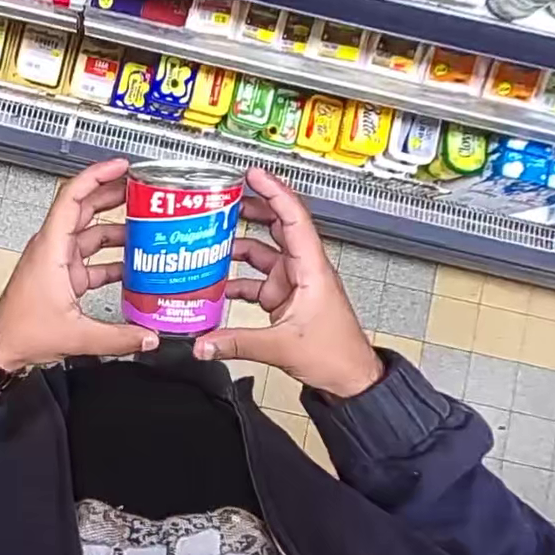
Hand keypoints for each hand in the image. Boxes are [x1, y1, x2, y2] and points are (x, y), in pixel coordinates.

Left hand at [0, 158, 158, 376]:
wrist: (1, 347)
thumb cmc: (20, 331)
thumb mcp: (77, 335)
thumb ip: (120, 338)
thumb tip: (149, 337)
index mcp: (51, 249)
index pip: (73, 196)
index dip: (97, 175)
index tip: (120, 167)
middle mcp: (53, 248)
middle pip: (84, 207)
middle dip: (113, 194)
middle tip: (139, 189)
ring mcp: (58, 261)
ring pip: (90, 232)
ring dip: (116, 226)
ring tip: (143, 225)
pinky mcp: (62, 276)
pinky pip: (91, 257)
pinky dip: (111, 257)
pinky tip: (132, 264)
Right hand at [191, 168, 383, 398]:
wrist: (351, 378)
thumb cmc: (337, 355)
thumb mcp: (281, 347)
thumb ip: (236, 343)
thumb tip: (203, 342)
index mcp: (311, 269)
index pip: (293, 218)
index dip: (273, 192)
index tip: (254, 176)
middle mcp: (303, 270)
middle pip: (277, 227)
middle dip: (252, 210)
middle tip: (226, 199)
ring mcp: (294, 284)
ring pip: (264, 253)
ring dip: (239, 245)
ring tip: (213, 238)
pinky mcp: (286, 300)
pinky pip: (258, 281)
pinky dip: (238, 279)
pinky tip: (218, 283)